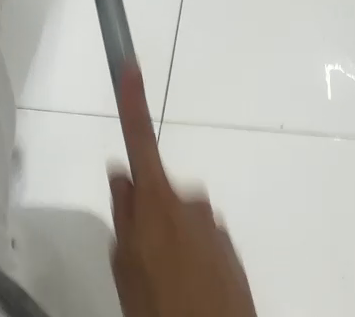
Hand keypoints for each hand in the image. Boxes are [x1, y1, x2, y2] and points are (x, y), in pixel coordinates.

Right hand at [109, 68, 256, 316]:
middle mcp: (190, 202)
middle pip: (160, 193)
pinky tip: (188, 294)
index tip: (130, 62)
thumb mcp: (124, 265)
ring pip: (183, 223)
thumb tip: (121, 176)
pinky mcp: (233, 252)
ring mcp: (215, 226)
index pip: (139, 139)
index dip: (133, 99)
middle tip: (140, 261)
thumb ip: (122, 215)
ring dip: (173, 243)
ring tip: (165, 287)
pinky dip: (194, 262)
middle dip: (150, 215)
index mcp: (157, 201)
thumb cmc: (158, 307)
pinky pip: (204, 244)